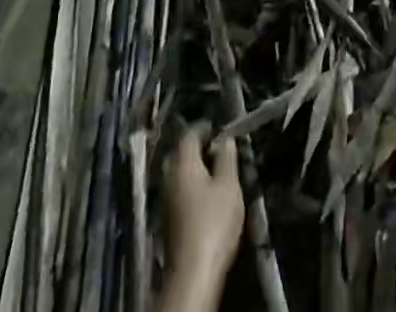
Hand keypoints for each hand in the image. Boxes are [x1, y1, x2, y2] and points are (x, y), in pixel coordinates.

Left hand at [163, 123, 244, 284]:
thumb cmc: (213, 221)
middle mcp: (169, 176)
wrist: (193, 271)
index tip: (221, 125)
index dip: (205, 126)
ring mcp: (166, 197)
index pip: (189, 134)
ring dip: (196, 164)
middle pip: (181, 152)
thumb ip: (226, 158)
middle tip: (221, 145)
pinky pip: (180, 187)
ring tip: (218, 167)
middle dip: (199, 145)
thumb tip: (224, 139)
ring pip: (180, 171)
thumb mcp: (228, 185)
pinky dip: (193, 181)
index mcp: (182, 164)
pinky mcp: (169, 216)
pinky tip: (208, 190)